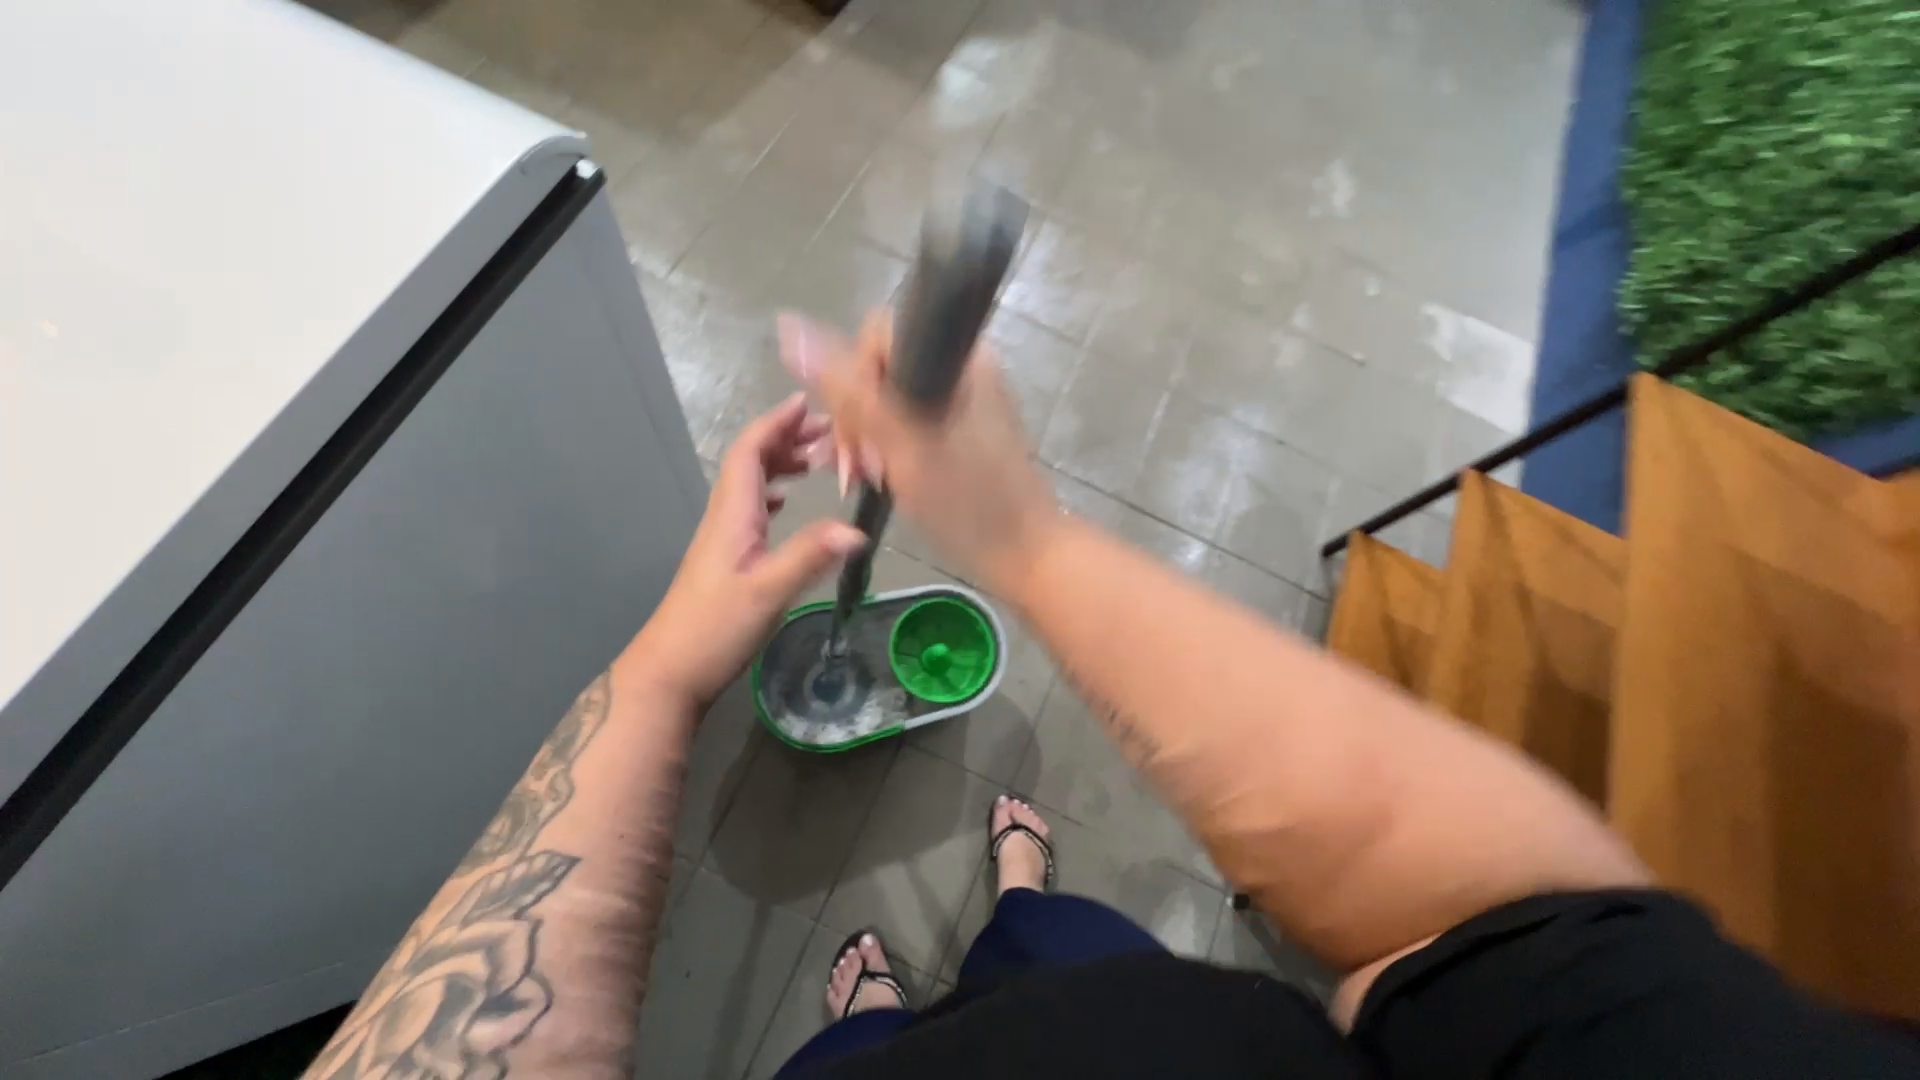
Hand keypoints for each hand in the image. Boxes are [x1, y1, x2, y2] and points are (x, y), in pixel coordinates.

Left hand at [626, 394, 865, 709]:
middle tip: (829, 433)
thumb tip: (859, 529)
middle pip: (751, 461)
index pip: (750, 451)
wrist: (669, 672)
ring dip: (780, 464)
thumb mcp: (768, 592)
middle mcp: (724, 518)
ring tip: (816, 461)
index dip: (777, 423)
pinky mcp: (726, 559)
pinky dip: (771, 493)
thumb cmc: (714, 629)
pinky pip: (749, 509)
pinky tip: (785, 502)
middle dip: (787, 438)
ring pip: (750, 484)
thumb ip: (810, 556)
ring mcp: (722, 538)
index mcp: (732, 515)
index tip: (809, 405)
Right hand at [778, 310, 1058, 593]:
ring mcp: (961, 398)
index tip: (856, 435)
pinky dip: (887, 447)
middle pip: (880, 368)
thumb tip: (789, 325)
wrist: (1027, 553)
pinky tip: (876, 478)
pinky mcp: (960, 427)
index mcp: (956, 355)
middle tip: (855, 471)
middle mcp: (959, 366)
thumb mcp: (901, 442)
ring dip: (866, 437)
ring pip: (889, 399)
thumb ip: (848, 388)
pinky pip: (908, 421)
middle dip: (856, 417)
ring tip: (862, 480)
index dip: (853, 379)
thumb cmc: (969, 501)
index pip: (877, 336)